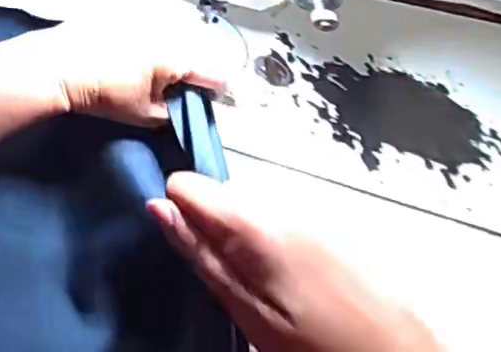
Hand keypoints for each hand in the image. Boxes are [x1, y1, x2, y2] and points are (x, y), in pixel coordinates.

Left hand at [22, 0, 232, 126]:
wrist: (60, 64)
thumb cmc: (103, 92)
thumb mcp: (147, 115)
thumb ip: (176, 109)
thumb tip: (186, 103)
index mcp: (178, 56)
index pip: (215, 73)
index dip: (215, 90)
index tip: (207, 96)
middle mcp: (167, 26)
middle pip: (200, 42)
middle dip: (197, 60)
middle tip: (182, 78)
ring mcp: (145, 8)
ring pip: (180, 19)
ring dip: (179, 36)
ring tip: (162, 55)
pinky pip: (152, 5)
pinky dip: (154, 18)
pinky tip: (141, 34)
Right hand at [149, 173, 441, 351]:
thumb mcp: (252, 317)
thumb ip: (202, 256)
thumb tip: (156, 205)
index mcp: (256, 223)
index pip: (186, 183)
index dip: (179, 213)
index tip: (193, 249)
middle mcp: (284, 203)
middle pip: (222, 195)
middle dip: (218, 229)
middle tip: (237, 282)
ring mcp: (317, 214)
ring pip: (255, 208)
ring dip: (251, 238)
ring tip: (275, 289)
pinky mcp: (344, 229)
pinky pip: (290, 220)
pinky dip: (284, 244)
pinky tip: (304, 286)